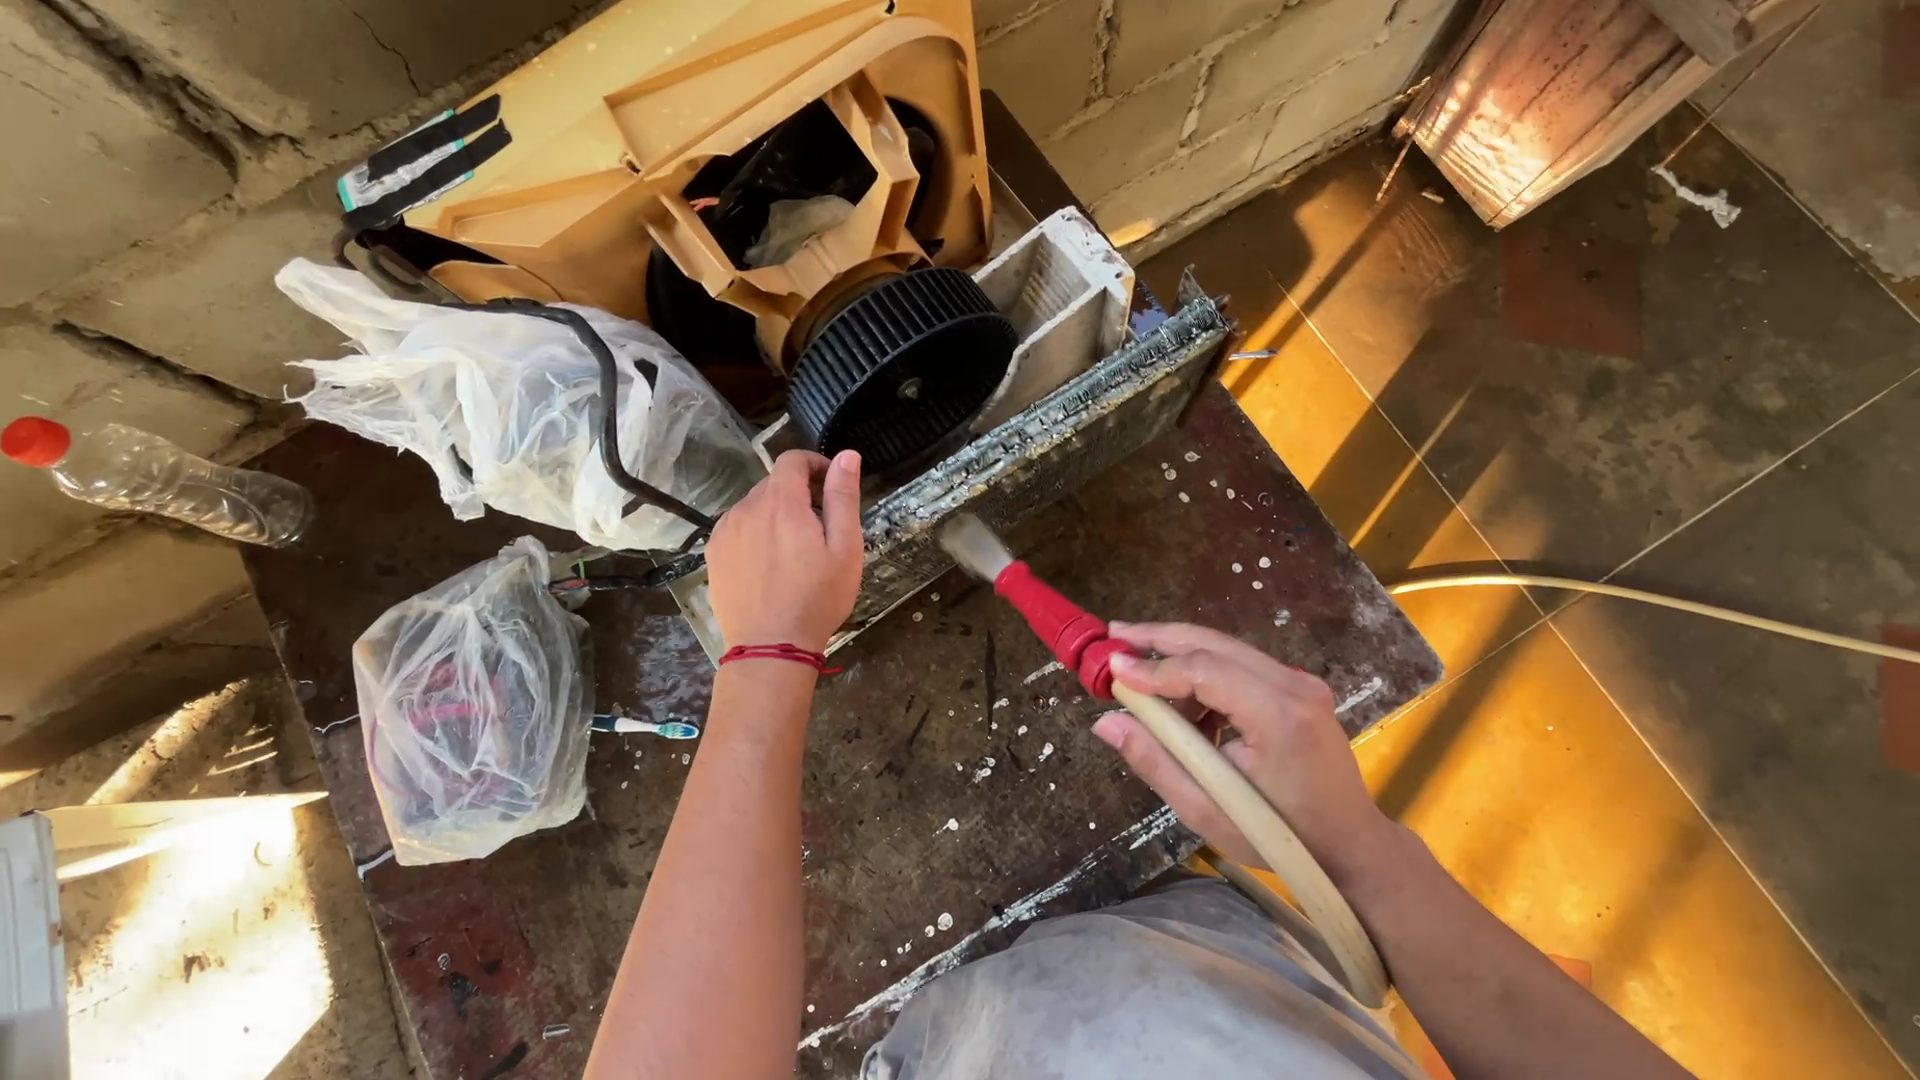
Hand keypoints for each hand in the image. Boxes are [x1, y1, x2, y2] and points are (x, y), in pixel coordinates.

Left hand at [705, 449, 863, 652]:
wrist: (771, 647)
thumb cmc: (817, 598)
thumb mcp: (845, 548)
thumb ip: (843, 497)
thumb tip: (847, 455)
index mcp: (781, 502)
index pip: (792, 460)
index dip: (815, 464)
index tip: (832, 486)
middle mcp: (745, 509)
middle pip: (774, 484)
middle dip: (800, 494)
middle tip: (822, 526)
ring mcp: (724, 532)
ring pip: (755, 507)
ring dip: (776, 515)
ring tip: (796, 551)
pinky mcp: (714, 555)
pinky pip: (738, 529)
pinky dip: (756, 534)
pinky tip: (771, 565)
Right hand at [1092, 622, 1395, 881]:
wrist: (1351, 846)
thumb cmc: (1279, 837)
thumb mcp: (1206, 810)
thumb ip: (1154, 762)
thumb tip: (1105, 722)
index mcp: (1277, 716)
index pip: (1204, 669)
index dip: (1153, 667)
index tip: (1110, 669)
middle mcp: (1294, 686)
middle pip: (1214, 643)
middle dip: (1158, 637)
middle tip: (1112, 635)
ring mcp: (1301, 682)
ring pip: (1225, 650)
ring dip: (1179, 657)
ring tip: (1138, 681)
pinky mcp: (1298, 688)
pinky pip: (1240, 666)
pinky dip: (1203, 675)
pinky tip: (1181, 704)